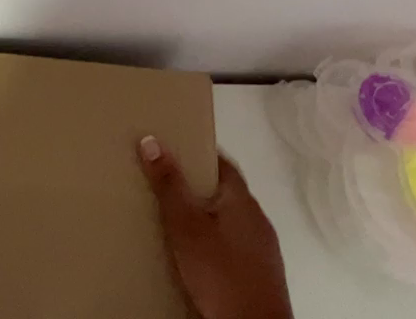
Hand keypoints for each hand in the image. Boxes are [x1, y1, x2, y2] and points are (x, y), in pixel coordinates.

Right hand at [139, 137, 294, 318]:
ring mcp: (264, 249)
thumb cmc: (220, 272)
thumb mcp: (185, 227)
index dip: (197, 154)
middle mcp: (258, 218)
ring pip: (230, 222)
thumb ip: (169, 185)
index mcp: (242, 199)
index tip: (173, 153)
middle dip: (197, 190)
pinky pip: (235, 247)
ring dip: (207, 220)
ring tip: (176, 226)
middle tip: (166, 189)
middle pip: (225, 193)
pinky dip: (216, 245)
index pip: (221, 163)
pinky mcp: (262, 276)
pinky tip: (198, 259)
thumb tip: (151, 139)